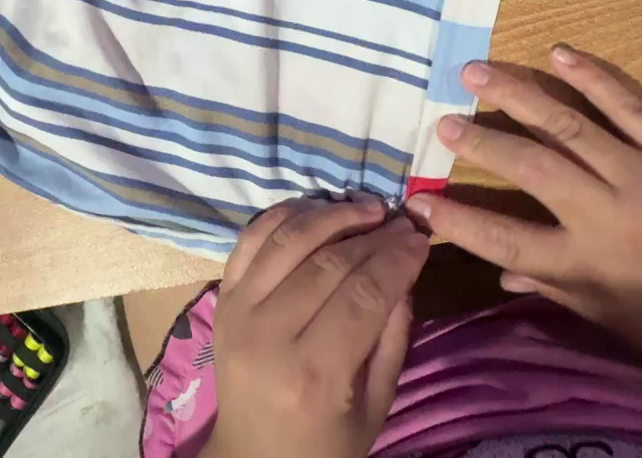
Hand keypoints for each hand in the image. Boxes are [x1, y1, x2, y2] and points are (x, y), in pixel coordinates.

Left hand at [202, 198, 428, 457]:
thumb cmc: (323, 444)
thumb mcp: (374, 407)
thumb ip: (392, 339)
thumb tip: (406, 271)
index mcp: (313, 375)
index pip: (363, 295)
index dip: (396, 260)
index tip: (420, 238)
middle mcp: (269, 336)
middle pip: (328, 263)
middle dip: (373, 235)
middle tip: (400, 221)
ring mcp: (237, 311)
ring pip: (288, 240)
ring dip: (331, 214)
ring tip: (365, 208)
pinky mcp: (221, 296)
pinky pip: (251, 238)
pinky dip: (284, 215)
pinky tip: (316, 208)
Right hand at [404, 46, 641, 398]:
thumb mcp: (627, 327)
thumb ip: (560, 292)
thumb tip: (500, 276)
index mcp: (592, 268)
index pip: (504, 240)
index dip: (455, 220)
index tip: (417, 200)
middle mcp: (609, 216)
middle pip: (527, 167)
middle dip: (478, 141)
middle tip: (440, 120)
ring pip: (566, 125)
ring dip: (515, 95)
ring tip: (475, 72)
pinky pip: (628, 105)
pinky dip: (589, 77)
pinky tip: (557, 55)